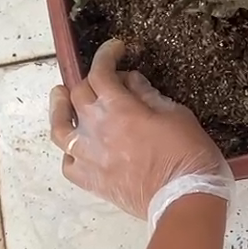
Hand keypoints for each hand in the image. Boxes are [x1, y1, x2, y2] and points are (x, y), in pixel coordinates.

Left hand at [50, 40, 233, 227]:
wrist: (184, 199)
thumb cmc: (188, 154)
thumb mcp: (176, 114)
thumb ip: (148, 94)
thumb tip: (130, 81)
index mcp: (118, 107)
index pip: (100, 71)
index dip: (106, 54)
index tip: (117, 49)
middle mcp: (95, 128)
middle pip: (79, 94)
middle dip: (91, 79)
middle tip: (105, 80)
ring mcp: (87, 156)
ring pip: (59, 128)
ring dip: (59, 108)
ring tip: (61, 98)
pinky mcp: (89, 181)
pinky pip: (67, 164)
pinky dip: (69, 152)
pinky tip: (76, 146)